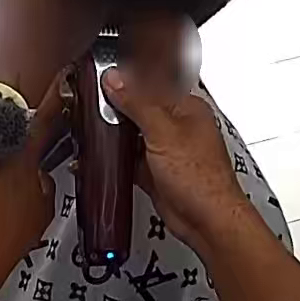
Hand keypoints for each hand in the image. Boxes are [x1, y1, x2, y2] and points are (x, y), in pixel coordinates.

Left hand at [0, 73, 65, 294]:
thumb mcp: (43, 208)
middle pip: (3, 101)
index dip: (55, 95)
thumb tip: (37, 169)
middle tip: (12, 52)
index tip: (62, 73)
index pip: (45, 119)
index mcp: (25, 158)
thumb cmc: (8, 236)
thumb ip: (44, 182)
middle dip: (10, 74)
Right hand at [101, 51, 255, 253]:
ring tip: (92, 129)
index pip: (151, 85)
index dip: (126, 82)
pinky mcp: (156, 174)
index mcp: (187, 108)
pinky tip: (102, 157)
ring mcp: (166, 152)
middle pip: (140, 111)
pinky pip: (131, 162)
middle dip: (117, 110)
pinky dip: (117, 160)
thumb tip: (115, 79)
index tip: (101, 80)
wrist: (207, 221)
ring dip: (115, 136)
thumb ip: (137, 104)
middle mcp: (177, 128)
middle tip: (92, 107)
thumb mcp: (163, 132)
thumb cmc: (202, 179)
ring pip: (134, 137)